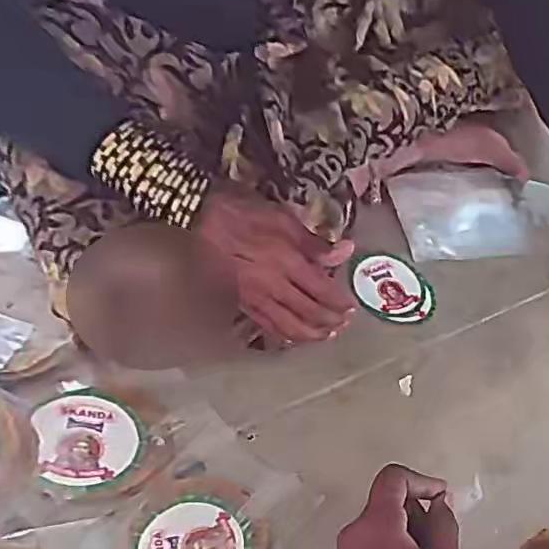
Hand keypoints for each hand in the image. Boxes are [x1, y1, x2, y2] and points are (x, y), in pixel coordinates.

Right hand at [193, 188, 355, 344]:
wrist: (197, 217)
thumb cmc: (243, 213)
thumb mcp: (284, 219)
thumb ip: (315, 243)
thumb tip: (346, 252)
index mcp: (288, 263)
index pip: (323, 292)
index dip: (340, 303)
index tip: (352, 307)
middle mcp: (274, 286)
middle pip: (310, 314)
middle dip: (331, 321)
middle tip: (344, 323)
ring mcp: (256, 298)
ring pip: (290, 327)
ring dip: (312, 334)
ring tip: (326, 334)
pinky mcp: (241, 303)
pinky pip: (268, 327)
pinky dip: (287, 335)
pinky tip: (296, 335)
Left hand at [328, 465, 462, 548]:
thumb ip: (443, 524)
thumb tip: (439, 502)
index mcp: (376, 527)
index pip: (394, 479)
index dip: (423, 481)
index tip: (444, 498)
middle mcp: (355, 531)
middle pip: (388, 497)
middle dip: (419, 508)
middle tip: (444, 536)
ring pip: (384, 516)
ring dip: (411, 526)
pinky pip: (377, 535)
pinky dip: (399, 539)